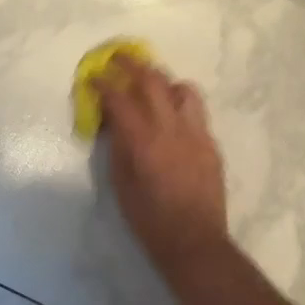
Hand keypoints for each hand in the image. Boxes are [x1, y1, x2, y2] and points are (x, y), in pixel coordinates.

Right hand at [95, 54, 229, 272]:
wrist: (195, 244)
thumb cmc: (149, 220)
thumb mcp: (120, 183)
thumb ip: (117, 145)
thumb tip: (112, 120)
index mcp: (143, 140)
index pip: (119, 97)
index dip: (102, 83)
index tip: (92, 76)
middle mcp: (170, 129)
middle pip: (152, 79)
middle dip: (131, 64)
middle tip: (118, 60)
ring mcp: (195, 133)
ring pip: (182, 88)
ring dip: (164, 81)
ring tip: (153, 87)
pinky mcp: (211, 144)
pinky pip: (196, 112)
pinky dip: (180, 107)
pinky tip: (172, 120)